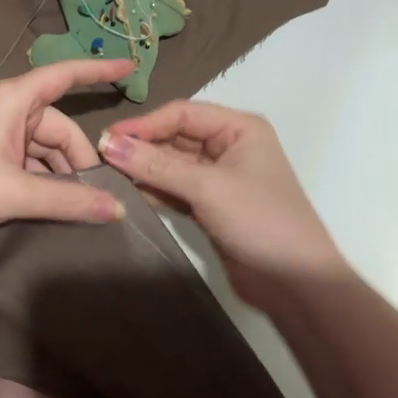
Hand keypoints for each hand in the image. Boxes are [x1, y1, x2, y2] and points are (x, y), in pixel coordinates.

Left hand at [0, 60, 132, 233]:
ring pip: (42, 145)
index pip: (65, 75)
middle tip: (96, 197)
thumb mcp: (16, 193)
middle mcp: (5, 105)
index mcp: (13, 99)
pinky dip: (39, 175)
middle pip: (57, 126)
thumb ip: (69, 200)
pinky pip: (24, 154)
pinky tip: (48, 203)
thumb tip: (117, 209)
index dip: (99, 72)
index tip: (132, 67)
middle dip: (77, 159)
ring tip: (74, 206)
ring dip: (58, 172)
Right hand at [99, 101, 340, 306]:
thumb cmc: (260, 222)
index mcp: (239, 128)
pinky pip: (175, 188)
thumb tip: (107, 143)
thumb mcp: (207, 189)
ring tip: (108, 174)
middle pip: (175, 136)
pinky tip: (129, 193)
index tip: (107, 138)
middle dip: (142, 145)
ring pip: (172, 163)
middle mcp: (229, 146)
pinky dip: (155, 189)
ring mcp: (220, 178)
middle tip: (101, 157)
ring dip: (144, 168)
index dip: (144, 124)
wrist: (296, 285)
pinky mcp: (211, 206)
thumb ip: (156, 165)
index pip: (182, 113)